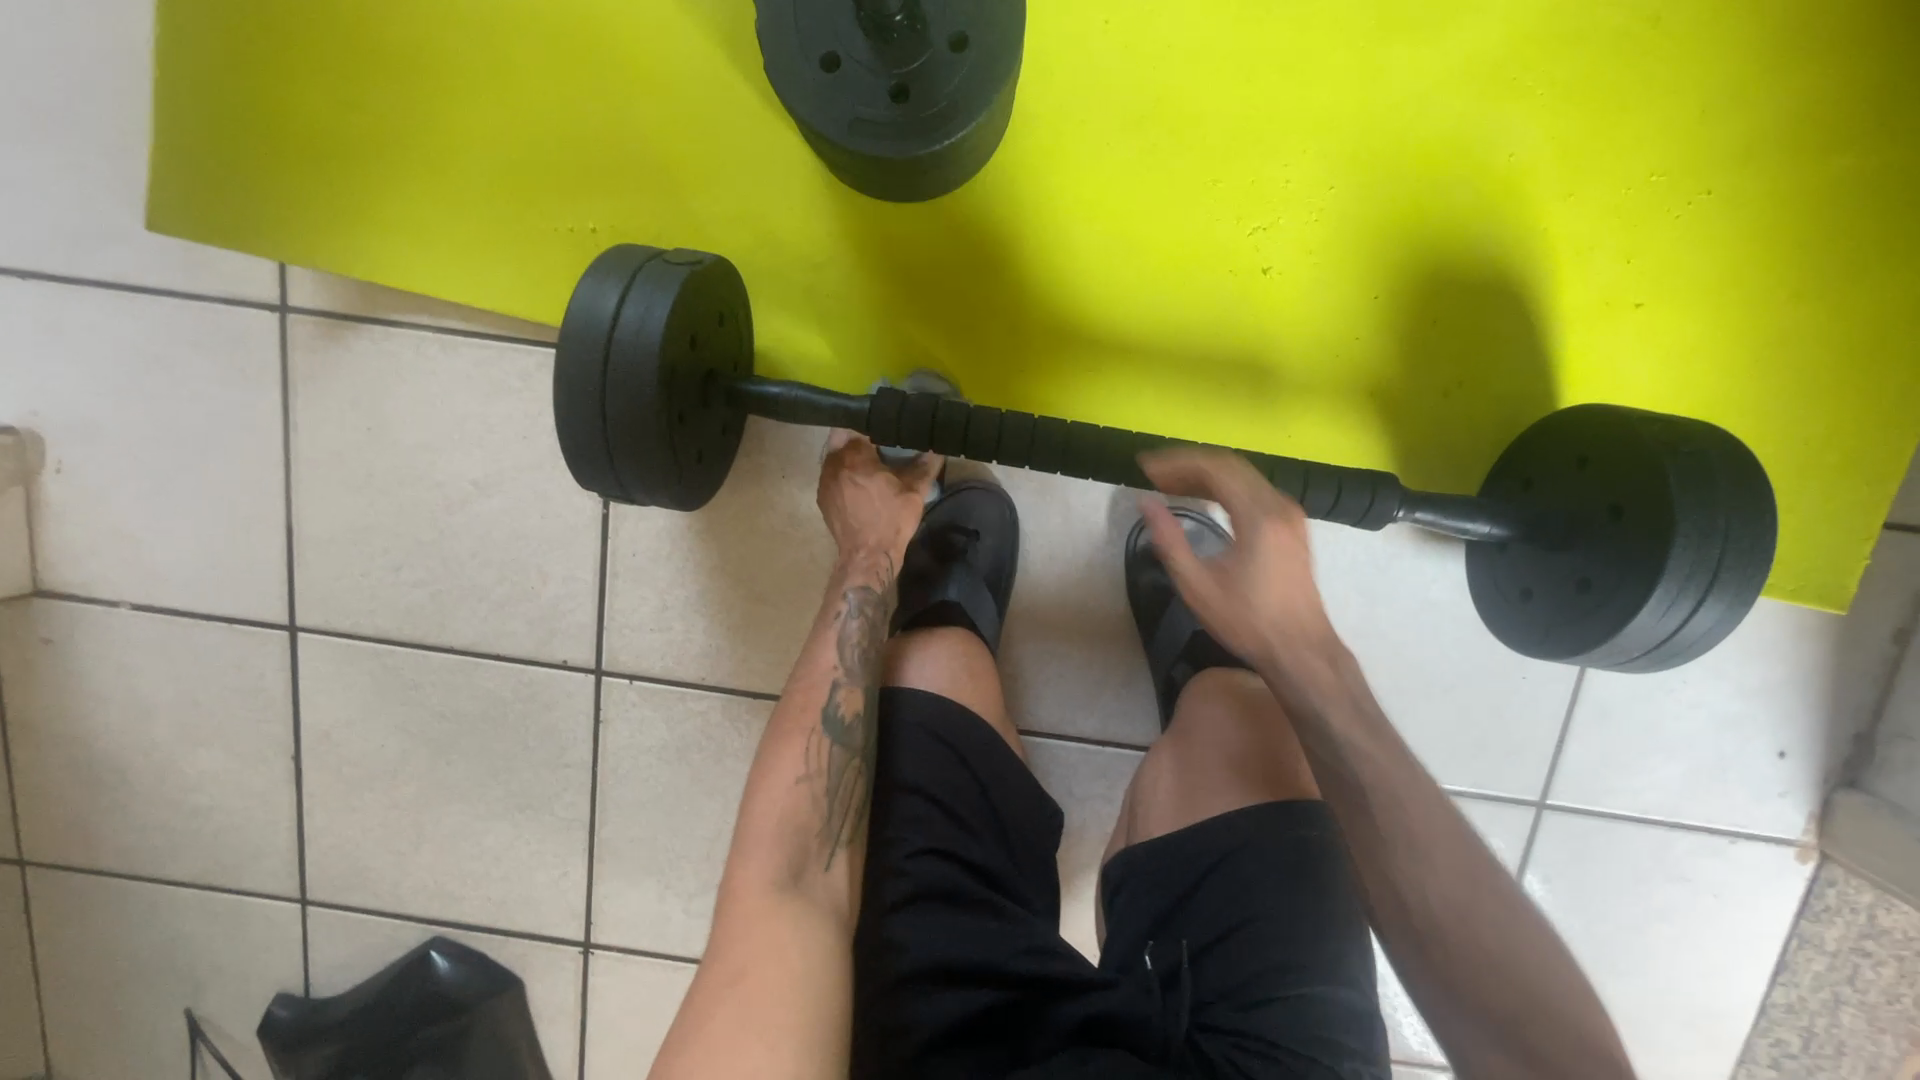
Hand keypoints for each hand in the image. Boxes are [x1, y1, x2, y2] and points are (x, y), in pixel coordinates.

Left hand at [817, 431, 941, 566]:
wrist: (868, 556)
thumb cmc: (891, 521)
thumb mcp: (914, 492)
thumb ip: (925, 466)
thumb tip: (937, 449)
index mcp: (855, 456)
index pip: (859, 425)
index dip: (874, 424)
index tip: (887, 428)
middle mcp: (834, 464)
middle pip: (842, 437)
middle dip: (858, 437)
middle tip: (879, 443)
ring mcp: (825, 481)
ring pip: (835, 456)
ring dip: (849, 455)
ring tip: (870, 462)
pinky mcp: (823, 497)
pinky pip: (832, 474)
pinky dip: (844, 472)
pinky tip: (860, 482)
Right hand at [1138, 448, 1340, 670]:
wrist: (1300, 649)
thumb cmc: (1247, 621)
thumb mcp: (1197, 585)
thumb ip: (1169, 540)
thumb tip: (1146, 503)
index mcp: (1258, 516)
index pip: (1214, 468)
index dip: (1176, 463)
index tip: (1144, 468)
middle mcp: (1279, 505)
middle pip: (1230, 466)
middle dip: (1188, 465)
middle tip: (1153, 475)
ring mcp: (1290, 514)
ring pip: (1244, 476)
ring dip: (1205, 475)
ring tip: (1170, 485)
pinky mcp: (1292, 526)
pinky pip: (1254, 491)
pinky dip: (1224, 488)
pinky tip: (1203, 500)